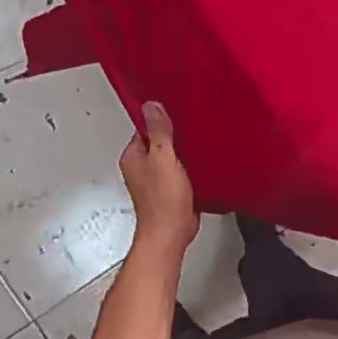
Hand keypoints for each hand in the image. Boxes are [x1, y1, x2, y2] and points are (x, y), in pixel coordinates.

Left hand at [120, 101, 198, 254]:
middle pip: (160, 142)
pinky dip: (191, 167)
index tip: (180, 113)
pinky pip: (182, 171)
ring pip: (173, 157)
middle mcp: (142, 167)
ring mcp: (157, 180)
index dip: (163, 120)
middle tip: (195, 126)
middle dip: (177, 136)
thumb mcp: (162, 158)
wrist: (172, 233)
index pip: (146, 129)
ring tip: (202, 142)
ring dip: (186, 152)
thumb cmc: (163, 200)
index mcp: (133, 157)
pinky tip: (204, 162)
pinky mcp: (172, 190)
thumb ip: (158, 131)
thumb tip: (151, 105)